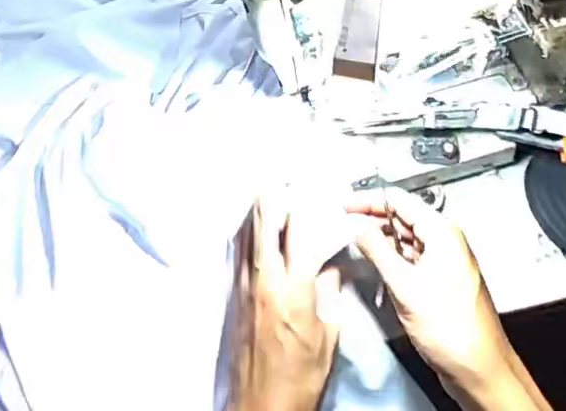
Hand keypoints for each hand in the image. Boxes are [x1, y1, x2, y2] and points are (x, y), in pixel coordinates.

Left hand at [234, 193, 341, 410]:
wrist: (260, 408)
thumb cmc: (298, 380)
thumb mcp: (327, 337)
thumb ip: (330, 293)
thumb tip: (333, 266)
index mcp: (295, 288)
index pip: (298, 232)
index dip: (304, 206)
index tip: (312, 191)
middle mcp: (266, 280)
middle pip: (265, 223)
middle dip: (273, 195)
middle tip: (281, 178)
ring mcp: (245, 286)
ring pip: (246, 234)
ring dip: (256, 209)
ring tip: (265, 190)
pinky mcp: (233, 297)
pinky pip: (237, 252)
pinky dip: (244, 233)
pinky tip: (248, 225)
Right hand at [347, 191, 549, 410]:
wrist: (480, 371)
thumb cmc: (452, 330)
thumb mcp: (404, 286)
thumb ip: (378, 251)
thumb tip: (359, 228)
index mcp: (442, 233)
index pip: (400, 201)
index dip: (370, 201)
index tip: (349, 206)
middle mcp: (447, 241)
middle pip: (404, 218)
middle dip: (375, 219)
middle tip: (349, 223)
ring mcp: (446, 261)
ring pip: (409, 239)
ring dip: (384, 240)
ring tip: (359, 242)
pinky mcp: (443, 280)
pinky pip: (415, 258)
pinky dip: (396, 258)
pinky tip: (381, 264)